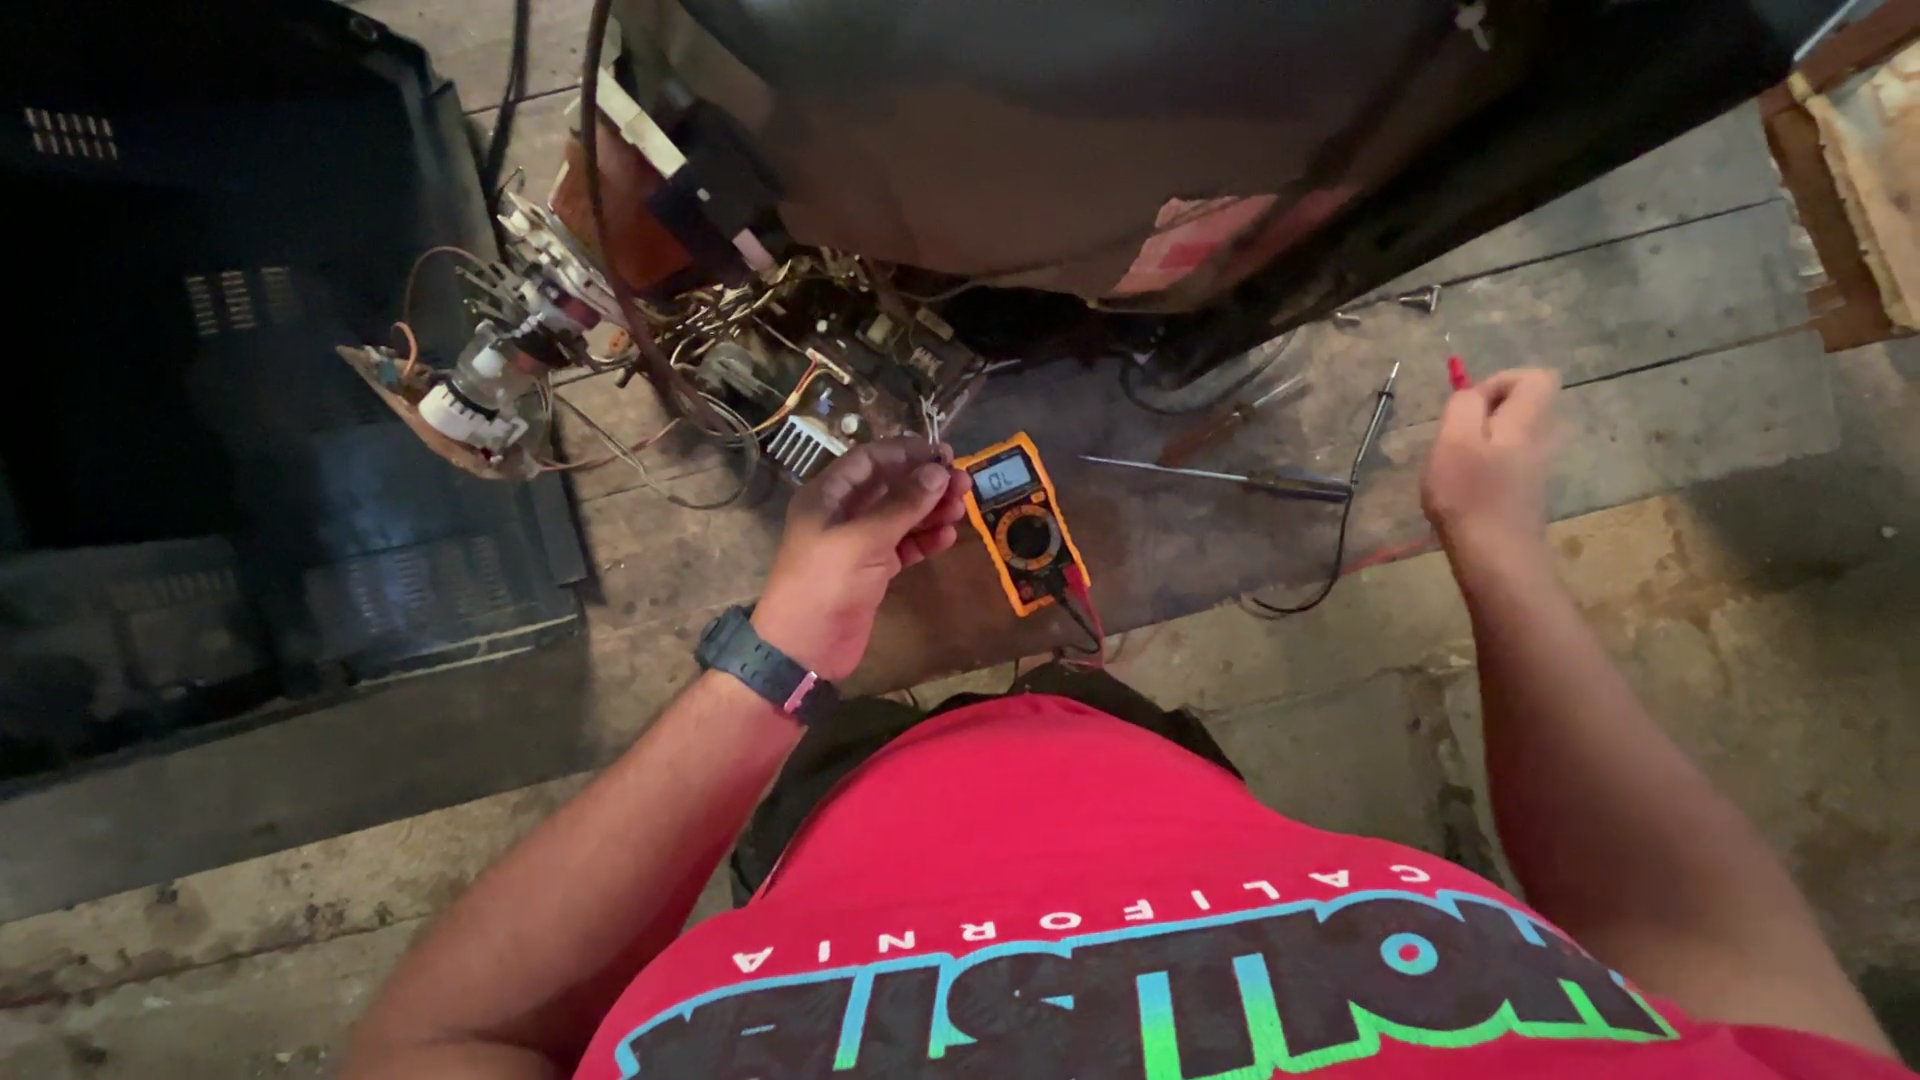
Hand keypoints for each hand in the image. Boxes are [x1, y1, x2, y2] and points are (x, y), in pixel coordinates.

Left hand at [753, 438, 971, 679]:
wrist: (804, 648)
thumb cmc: (825, 583)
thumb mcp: (864, 538)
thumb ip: (902, 504)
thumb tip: (938, 472)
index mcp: (828, 495)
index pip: (870, 459)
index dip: (907, 452)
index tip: (944, 454)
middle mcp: (842, 513)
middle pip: (889, 486)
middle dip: (925, 483)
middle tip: (964, 483)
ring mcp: (858, 544)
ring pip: (900, 516)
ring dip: (930, 511)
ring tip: (962, 508)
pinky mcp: (871, 571)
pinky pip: (903, 546)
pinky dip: (924, 540)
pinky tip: (947, 537)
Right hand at [1421, 368, 1561, 565]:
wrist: (1495, 554)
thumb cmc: (1469, 495)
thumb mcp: (1453, 441)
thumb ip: (1463, 407)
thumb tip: (1471, 395)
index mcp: (1528, 421)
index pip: (1535, 377)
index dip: (1498, 381)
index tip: (1468, 408)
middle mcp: (1542, 438)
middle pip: (1523, 405)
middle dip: (1485, 414)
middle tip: (1456, 438)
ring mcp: (1536, 466)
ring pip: (1511, 434)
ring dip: (1480, 441)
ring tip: (1455, 465)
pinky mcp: (1526, 489)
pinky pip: (1506, 459)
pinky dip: (1484, 465)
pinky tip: (1464, 488)